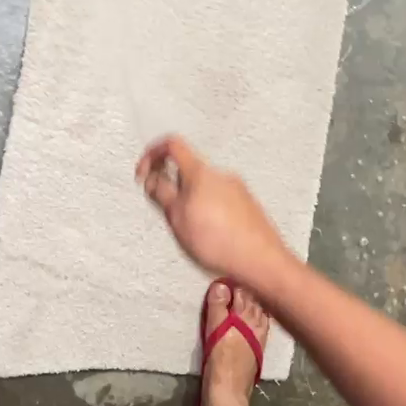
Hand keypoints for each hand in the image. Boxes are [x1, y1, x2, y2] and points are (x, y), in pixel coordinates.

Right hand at [135, 135, 291, 281]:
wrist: (261, 261)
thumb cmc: (218, 242)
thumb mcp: (178, 219)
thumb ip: (161, 194)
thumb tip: (151, 178)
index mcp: (200, 172)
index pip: (172, 144)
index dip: (152, 154)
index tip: (144, 173)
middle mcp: (221, 174)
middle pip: (187, 169)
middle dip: (172, 186)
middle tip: (167, 212)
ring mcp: (237, 188)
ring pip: (203, 186)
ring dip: (191, 201)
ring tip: (192, 231)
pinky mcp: (247, 204)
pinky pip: (219, 199)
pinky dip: (208, 210)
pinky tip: (211, 235)